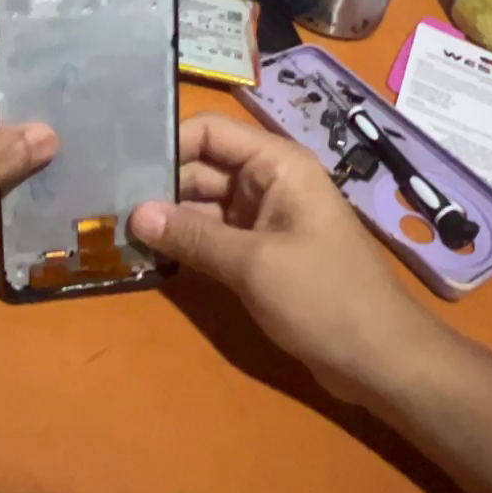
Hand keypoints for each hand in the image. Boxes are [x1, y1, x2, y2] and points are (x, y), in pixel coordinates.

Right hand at [130, 113, 443, 400]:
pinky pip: (215, 233)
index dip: (171, 143)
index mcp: (276, 164)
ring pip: (205, 203)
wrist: (381, 360)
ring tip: (120, 229)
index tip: (125, 167)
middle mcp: (268, 180)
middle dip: (162, 184)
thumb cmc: (324, 297)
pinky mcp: (260, 250)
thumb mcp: (253, 264)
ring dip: (170, 216)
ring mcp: (264, 217)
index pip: (211, 132)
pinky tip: (152, 253)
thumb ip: (193, 236)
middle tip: (110, 203)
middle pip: (203, 166)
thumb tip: (135, 214)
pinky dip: (188, 241)